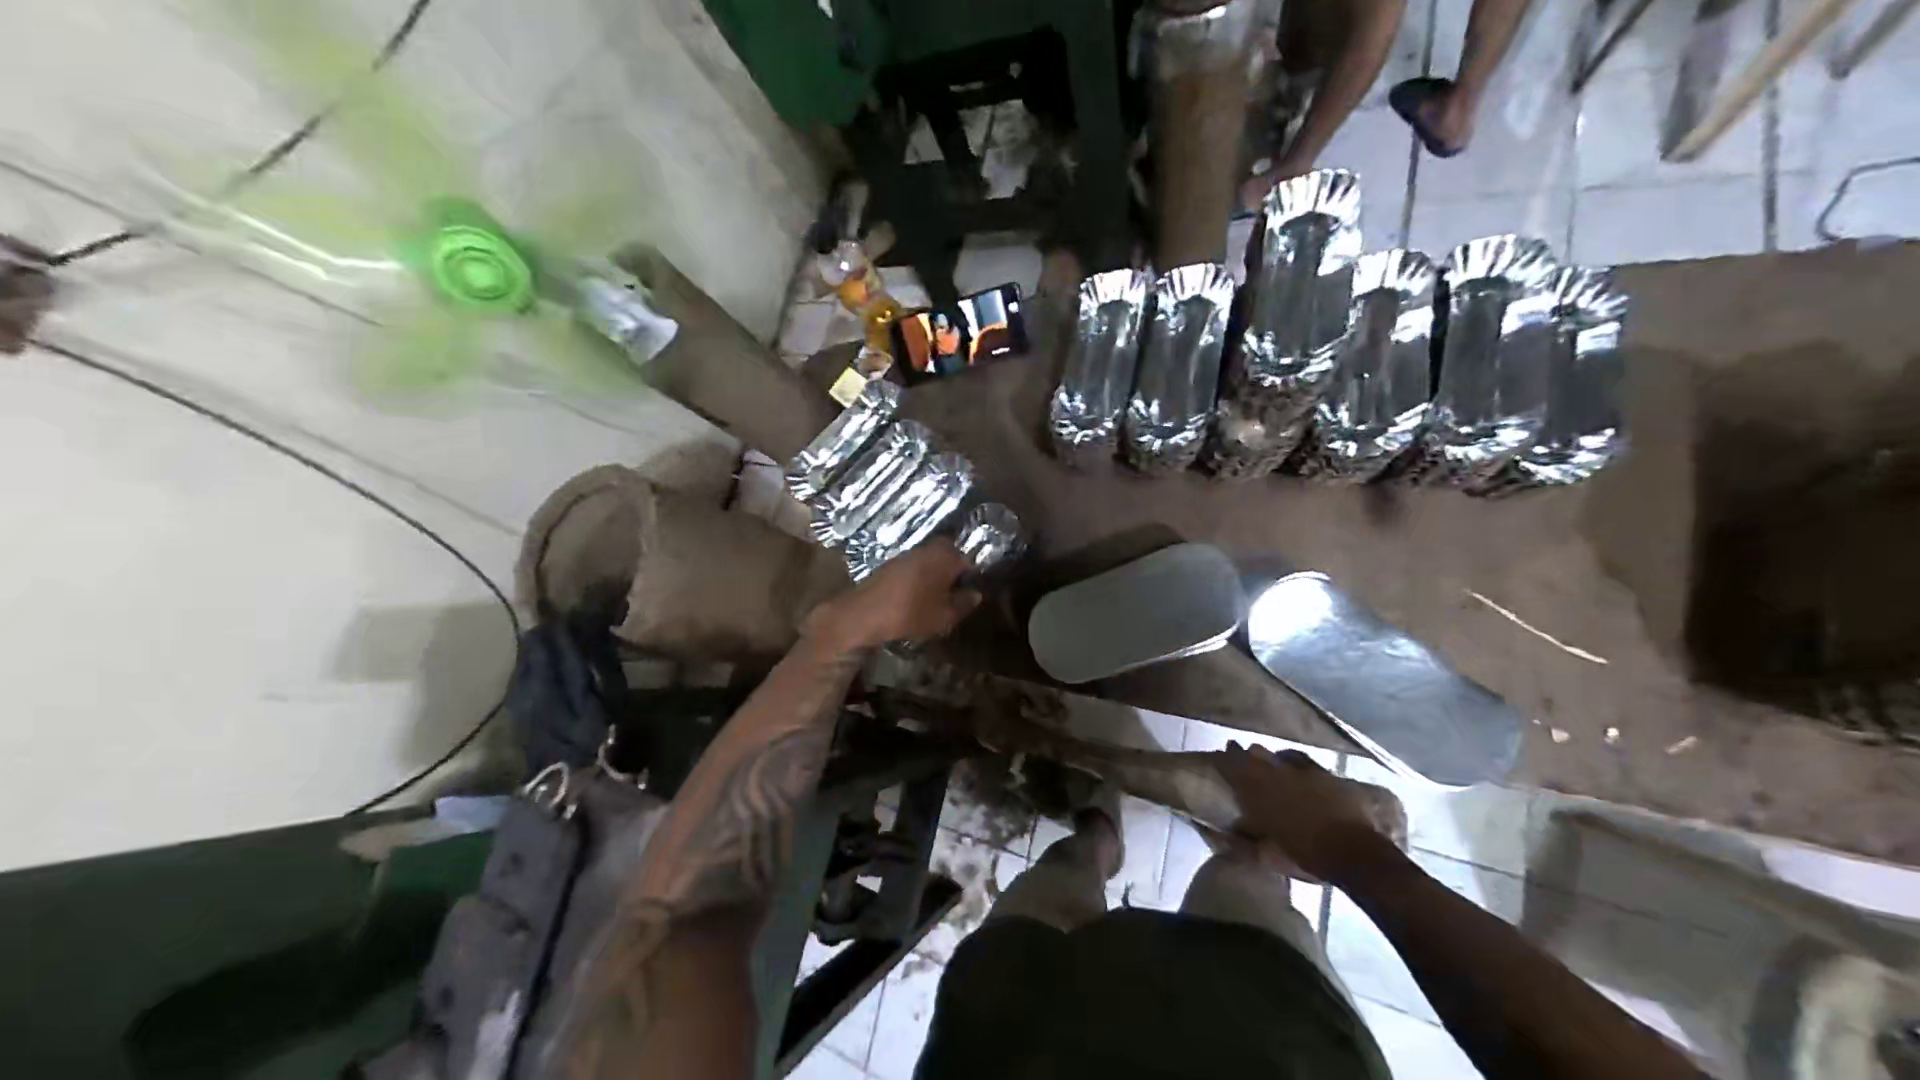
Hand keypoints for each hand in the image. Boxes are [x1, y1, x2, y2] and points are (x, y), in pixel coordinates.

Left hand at [803, 540, 980, 651]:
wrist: (863, 614)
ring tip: (938, 595)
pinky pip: (914, 566)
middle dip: (954, 570)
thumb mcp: (944, 616)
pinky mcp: (890, 564)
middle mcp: (926, 549)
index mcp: (944, 557)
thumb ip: (963, 604)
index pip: (968, 559)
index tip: (973, 590)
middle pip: (948, 554)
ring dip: (935, 573)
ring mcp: (906, 555)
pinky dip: (920, 577)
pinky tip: (917, 595)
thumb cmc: (910, 613)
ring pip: (930, 559)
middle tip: (957, 591)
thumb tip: (976, 594)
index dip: (973, 574)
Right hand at [1216, 743, 1393, 884]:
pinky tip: (1294, 763)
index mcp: (1259, 794)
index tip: (1219, 754)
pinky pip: (1305, 761)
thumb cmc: (1307, 856)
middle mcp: (1278, 776)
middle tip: (1237, 750)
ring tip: (1264, 755)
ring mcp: (1304, 773)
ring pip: (1280, 755)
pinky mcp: (1327, 776)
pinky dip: (1295, 760)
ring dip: (1270, 755)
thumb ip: (1248, 841)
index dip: (1224, 760)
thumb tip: (1231, 831)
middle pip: (1256, 755)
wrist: (1355, 853)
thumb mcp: (1269, 855)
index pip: (1235, 768)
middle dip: (1244, 753)